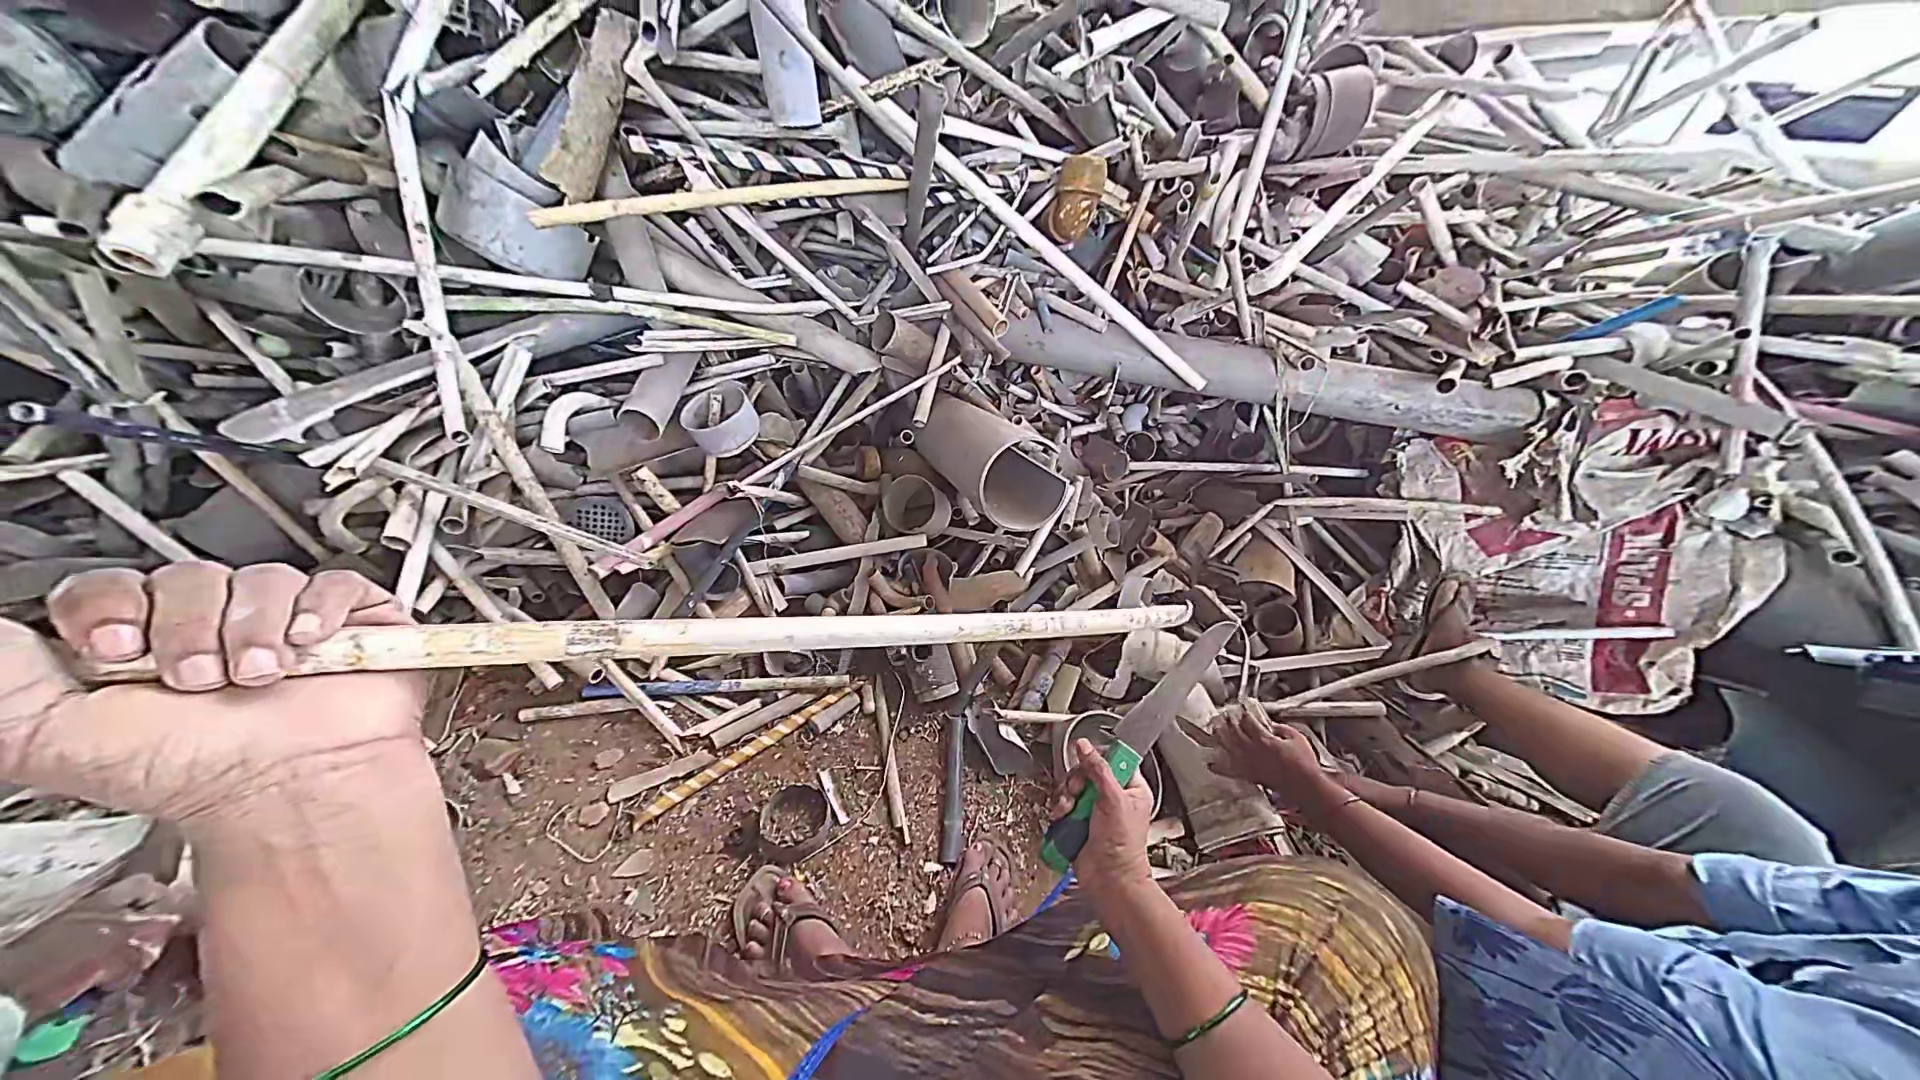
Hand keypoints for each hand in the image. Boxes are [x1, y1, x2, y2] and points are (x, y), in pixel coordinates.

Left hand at [0, 562, 426, 829]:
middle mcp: (216, 626)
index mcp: (143, 644)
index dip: (109, 607)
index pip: (112, 584)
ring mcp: (288, 619)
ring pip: (264, 577)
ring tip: (262, 673)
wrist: (289, 781)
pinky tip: (309, 642)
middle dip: (189, 629)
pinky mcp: (353, 618)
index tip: (118, 649)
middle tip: (200, 678)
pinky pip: (334, 583)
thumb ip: (2, 679)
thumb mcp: (47, 738)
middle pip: (190, 576)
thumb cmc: (191, 771)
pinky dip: (319, 608)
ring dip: (255, 628)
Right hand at [1050, 738, 1153, 889]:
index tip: (1088, 763)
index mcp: (1131, 789)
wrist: (1109, 881)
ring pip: (1072, 787)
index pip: (1113, 759)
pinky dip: (1060, 809)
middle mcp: (1112, 796)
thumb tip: (1085, 746)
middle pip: (1087, 771)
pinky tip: (1063, 817)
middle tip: (1078, 791)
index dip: (1098, 758)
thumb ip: (1098, 769)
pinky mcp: (1079, 821)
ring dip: (1066, 796)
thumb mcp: (1113, 800)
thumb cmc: (1122, 847)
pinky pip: (1064, 804)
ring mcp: (1094, 809)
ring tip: (1068, 809)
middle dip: (1077, 780)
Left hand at [1206, 709, 1349, 823]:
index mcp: (1264, 739)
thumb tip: (1272, 725)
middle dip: (1227, 722)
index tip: (1241, 711)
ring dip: (1219, 737)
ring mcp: (1249, 763)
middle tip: (1223, 716)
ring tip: (1214, 730)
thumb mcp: (1297, 738)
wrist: (1305, 787)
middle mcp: (1252, 750)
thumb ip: (1283, 728)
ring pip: (1228, 747)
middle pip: (1233, 731)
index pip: (1247, 721)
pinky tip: (1211, 764)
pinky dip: (1219, 767)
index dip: (1243, 714)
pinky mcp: (1249, 775)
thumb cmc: (1304, 764)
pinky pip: (1230, 771)